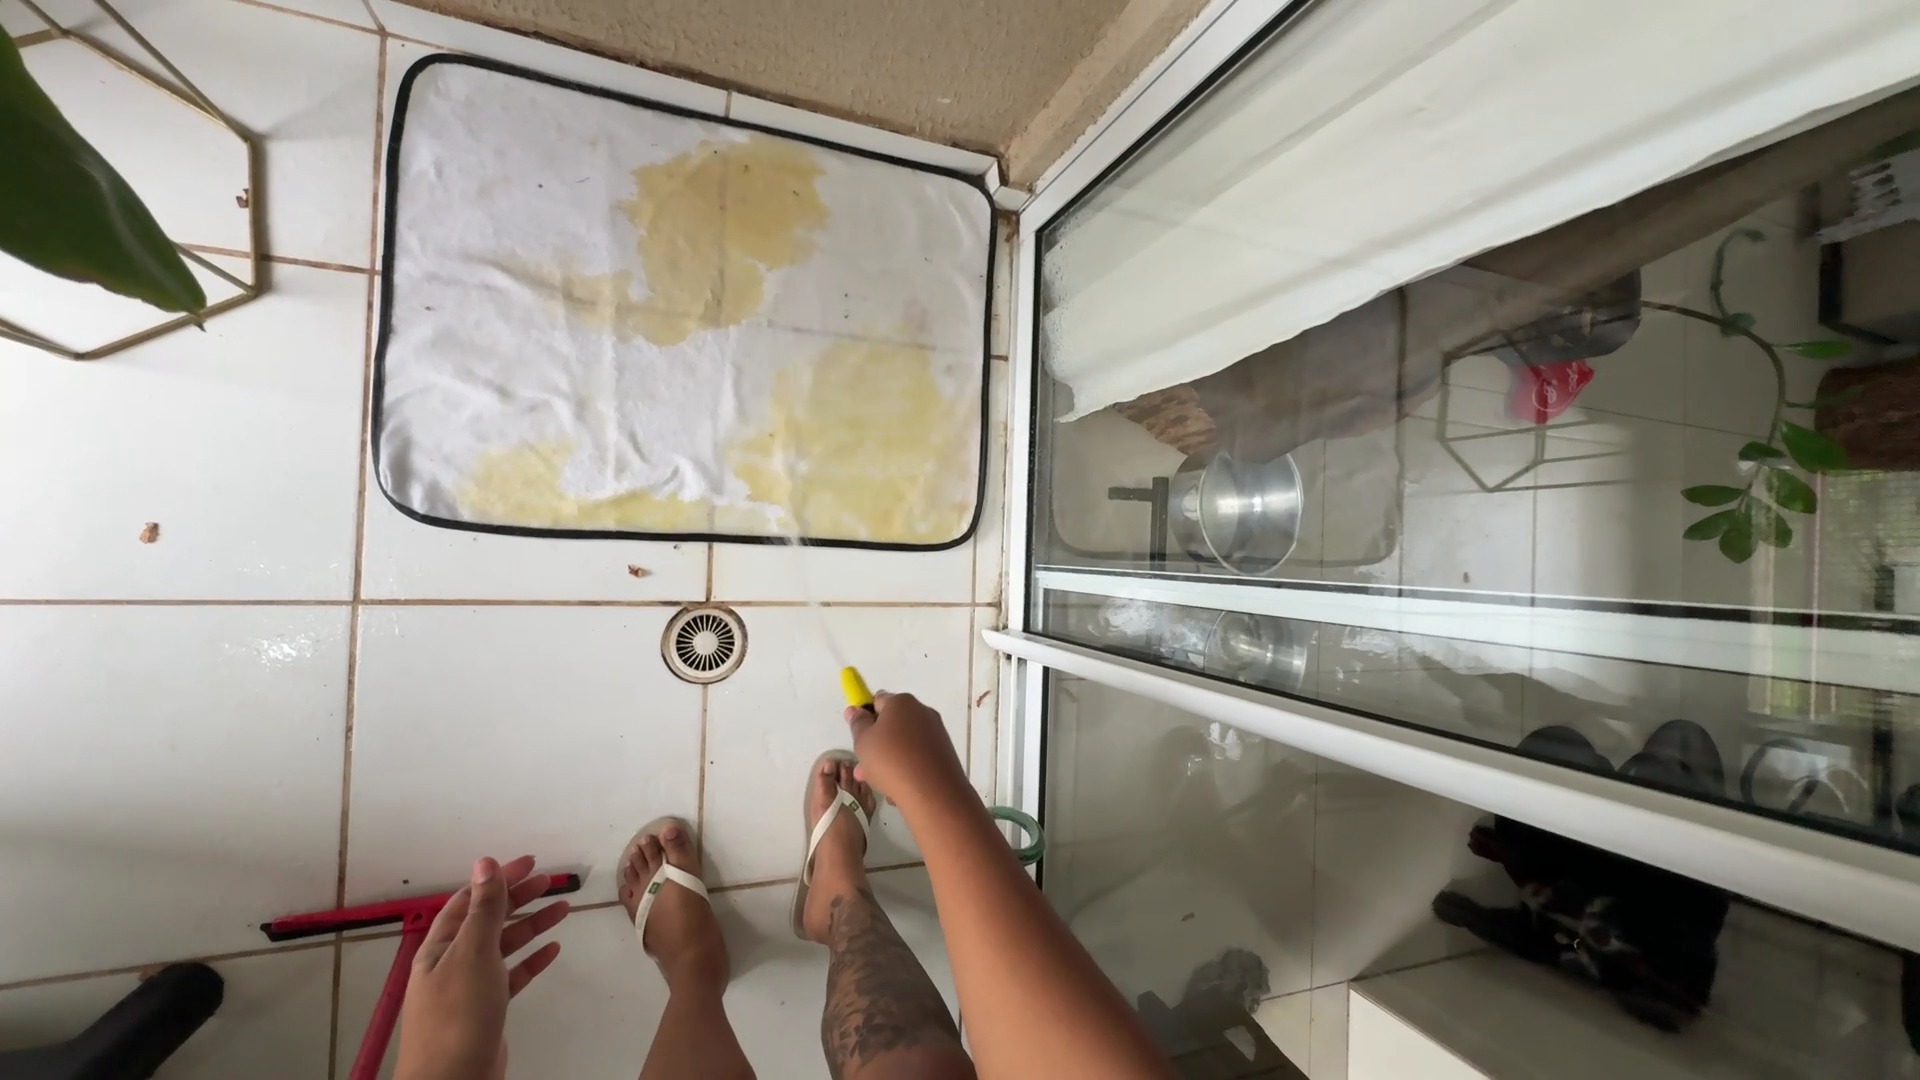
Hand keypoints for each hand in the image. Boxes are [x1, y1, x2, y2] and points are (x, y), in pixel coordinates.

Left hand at [394, 856, 569, 1079]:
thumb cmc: (459, 1013)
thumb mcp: (474, 952)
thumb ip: (485, 908)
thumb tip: (485, 862)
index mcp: (440, 948)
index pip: (469, 901)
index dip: (498, 878)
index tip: (531, 862)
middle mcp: (452, 963)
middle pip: (489, 920)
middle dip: (519, 897)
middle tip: (550, 880)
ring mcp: (469, 987)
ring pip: (505, 945)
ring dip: (532, 924)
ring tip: (563, 908)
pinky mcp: (487, 1009)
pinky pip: (513, 974)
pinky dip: (532, 959)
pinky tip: (553, 949)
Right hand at [844, 691, 969, 809]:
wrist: (932, 791)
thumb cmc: (891, 760)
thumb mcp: (863, 742)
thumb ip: (857, 724)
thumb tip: (855, 709)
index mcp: (902, 702)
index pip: (878, 701)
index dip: (866, 717)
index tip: (859, 737)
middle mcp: (922, 711)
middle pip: (893, 725)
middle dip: (877, 745)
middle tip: (864, 768)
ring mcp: (936, 732)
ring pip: (904, 744)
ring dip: (890, 759)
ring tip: (880, 782)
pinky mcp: (944, 752)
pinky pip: (919, 756)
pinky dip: (909, 768)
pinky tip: (900, 787)